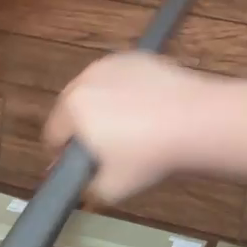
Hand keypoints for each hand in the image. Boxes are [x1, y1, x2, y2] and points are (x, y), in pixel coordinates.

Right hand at [44, 52, 212, 204]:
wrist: (194, 119)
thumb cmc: (149, 154)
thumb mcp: (111, 188)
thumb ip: (87, 189)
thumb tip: (83, 184)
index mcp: (73, 107)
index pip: (53, 134)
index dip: (63, 154)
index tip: (80, 164)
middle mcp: (87, 78)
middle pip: (70, 106)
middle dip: (80, 126)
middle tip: (103, 147)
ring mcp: (113, 63)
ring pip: (94, 88)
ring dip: (100, 105)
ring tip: (126, 127)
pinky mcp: (137, 57)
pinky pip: (119, 77)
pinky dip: (123, 90)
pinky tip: (143, 108)